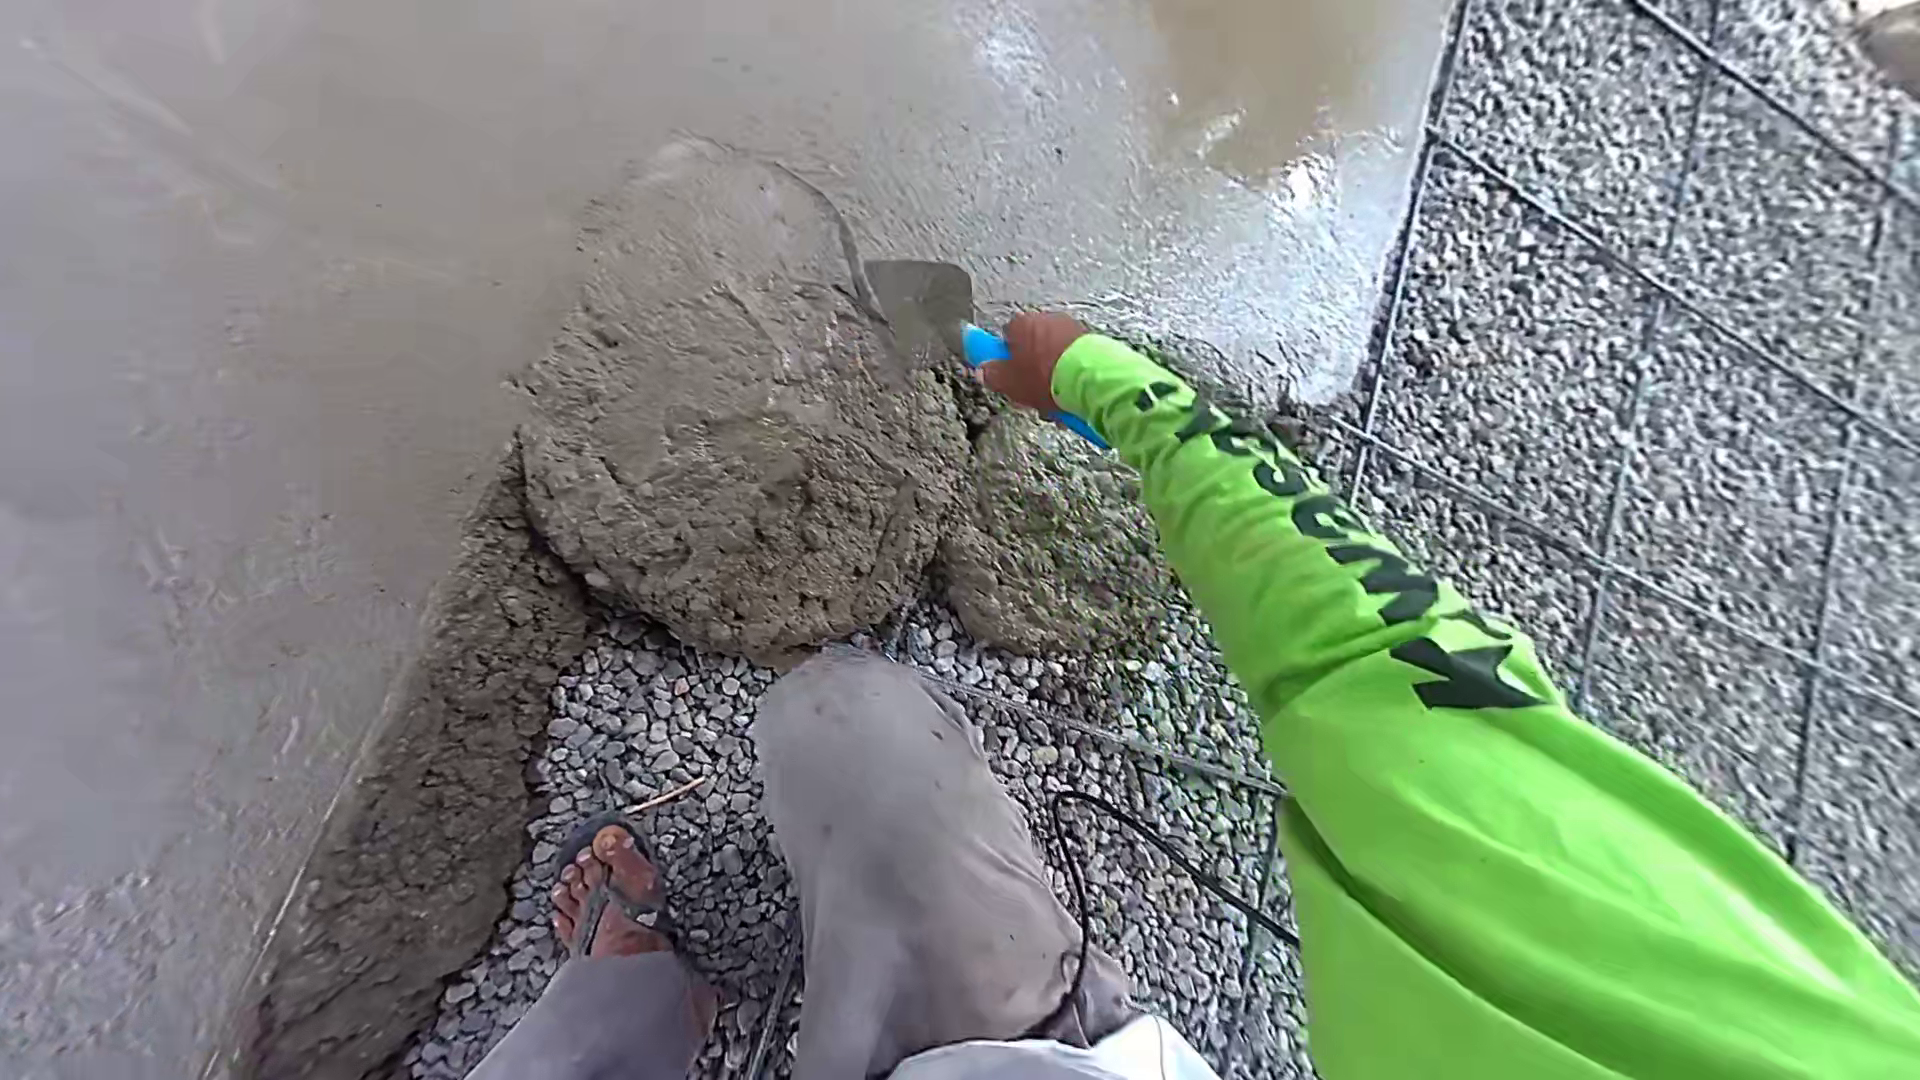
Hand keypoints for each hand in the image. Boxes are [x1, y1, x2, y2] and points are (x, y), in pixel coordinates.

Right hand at [980, 312, 1087, 412]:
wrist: (1089, 377)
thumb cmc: (1046, 376)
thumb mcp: (1009, 382)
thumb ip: (993, 375)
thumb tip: (983, 371)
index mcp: (1021, 324)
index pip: (1006, 336)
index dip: (1006, 358)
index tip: (1007, 374)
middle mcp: (1046, 319)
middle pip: (1032, 344)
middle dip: (1031, 367)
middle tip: (1030, 390)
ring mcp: (1070, 328)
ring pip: (1054, 353)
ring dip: (1051, 372)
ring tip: (1053, 398)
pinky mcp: (1091, 341)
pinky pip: (1073, 358)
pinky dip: (1070, 373)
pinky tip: (1070, 393)